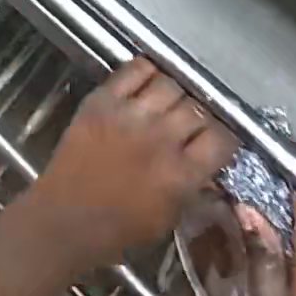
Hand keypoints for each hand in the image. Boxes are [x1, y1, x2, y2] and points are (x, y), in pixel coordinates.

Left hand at [17, 57, 238, 274]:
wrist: (69, 213)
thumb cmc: (122, 224)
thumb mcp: (171, 213)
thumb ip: (194, 182)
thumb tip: (209, 158)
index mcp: (181, 173)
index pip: (220, 138)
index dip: (225, 136)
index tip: (220, 137)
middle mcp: (159, 137)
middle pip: (196, 107)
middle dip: (201, 113)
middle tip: (193, 119)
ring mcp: (129, 113)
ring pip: (168, 83)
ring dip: (176, 91)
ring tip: (171, 99)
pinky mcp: (102, 99)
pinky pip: (132, 70)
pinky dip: (146, 70)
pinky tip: (149, 78)